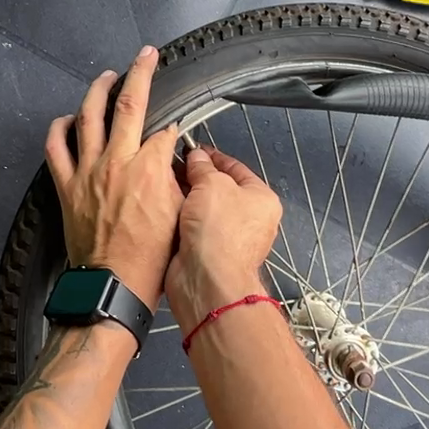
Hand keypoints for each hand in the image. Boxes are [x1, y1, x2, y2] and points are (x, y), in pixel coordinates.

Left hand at [44, 46, 181, 307]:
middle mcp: (115, 161)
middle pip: (128, 103)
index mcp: (147, 167)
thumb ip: (174, 176)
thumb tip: (169, 154)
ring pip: (88, 116)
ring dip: (98, 89)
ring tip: (107, 75)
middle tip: (145, 55)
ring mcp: (86, 171)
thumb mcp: (178, 212)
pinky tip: (67, 118)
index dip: (170, 123)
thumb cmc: (151, 256)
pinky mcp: (66, 185)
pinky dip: (59, 128)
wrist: (112, 286)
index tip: (173, 123)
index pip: (161, 129)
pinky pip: (55, 147)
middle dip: (140, 72)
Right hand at [165, 146, 282, 322]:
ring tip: (166, 186)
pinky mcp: (209, 252)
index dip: (212, 157)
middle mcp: (250, 219)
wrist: (206, 278)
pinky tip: (166, 209)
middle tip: (175, 167)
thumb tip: (196, 156)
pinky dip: (180, 219)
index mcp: (262, 199)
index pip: (235, 168)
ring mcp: (229, 238)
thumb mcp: (211, 183)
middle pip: (219, 188)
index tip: (192, 150)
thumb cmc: (219, 229)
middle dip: (196, 178)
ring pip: (203, 208)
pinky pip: (193, 227)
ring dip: (186, 199)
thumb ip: (202, 166)